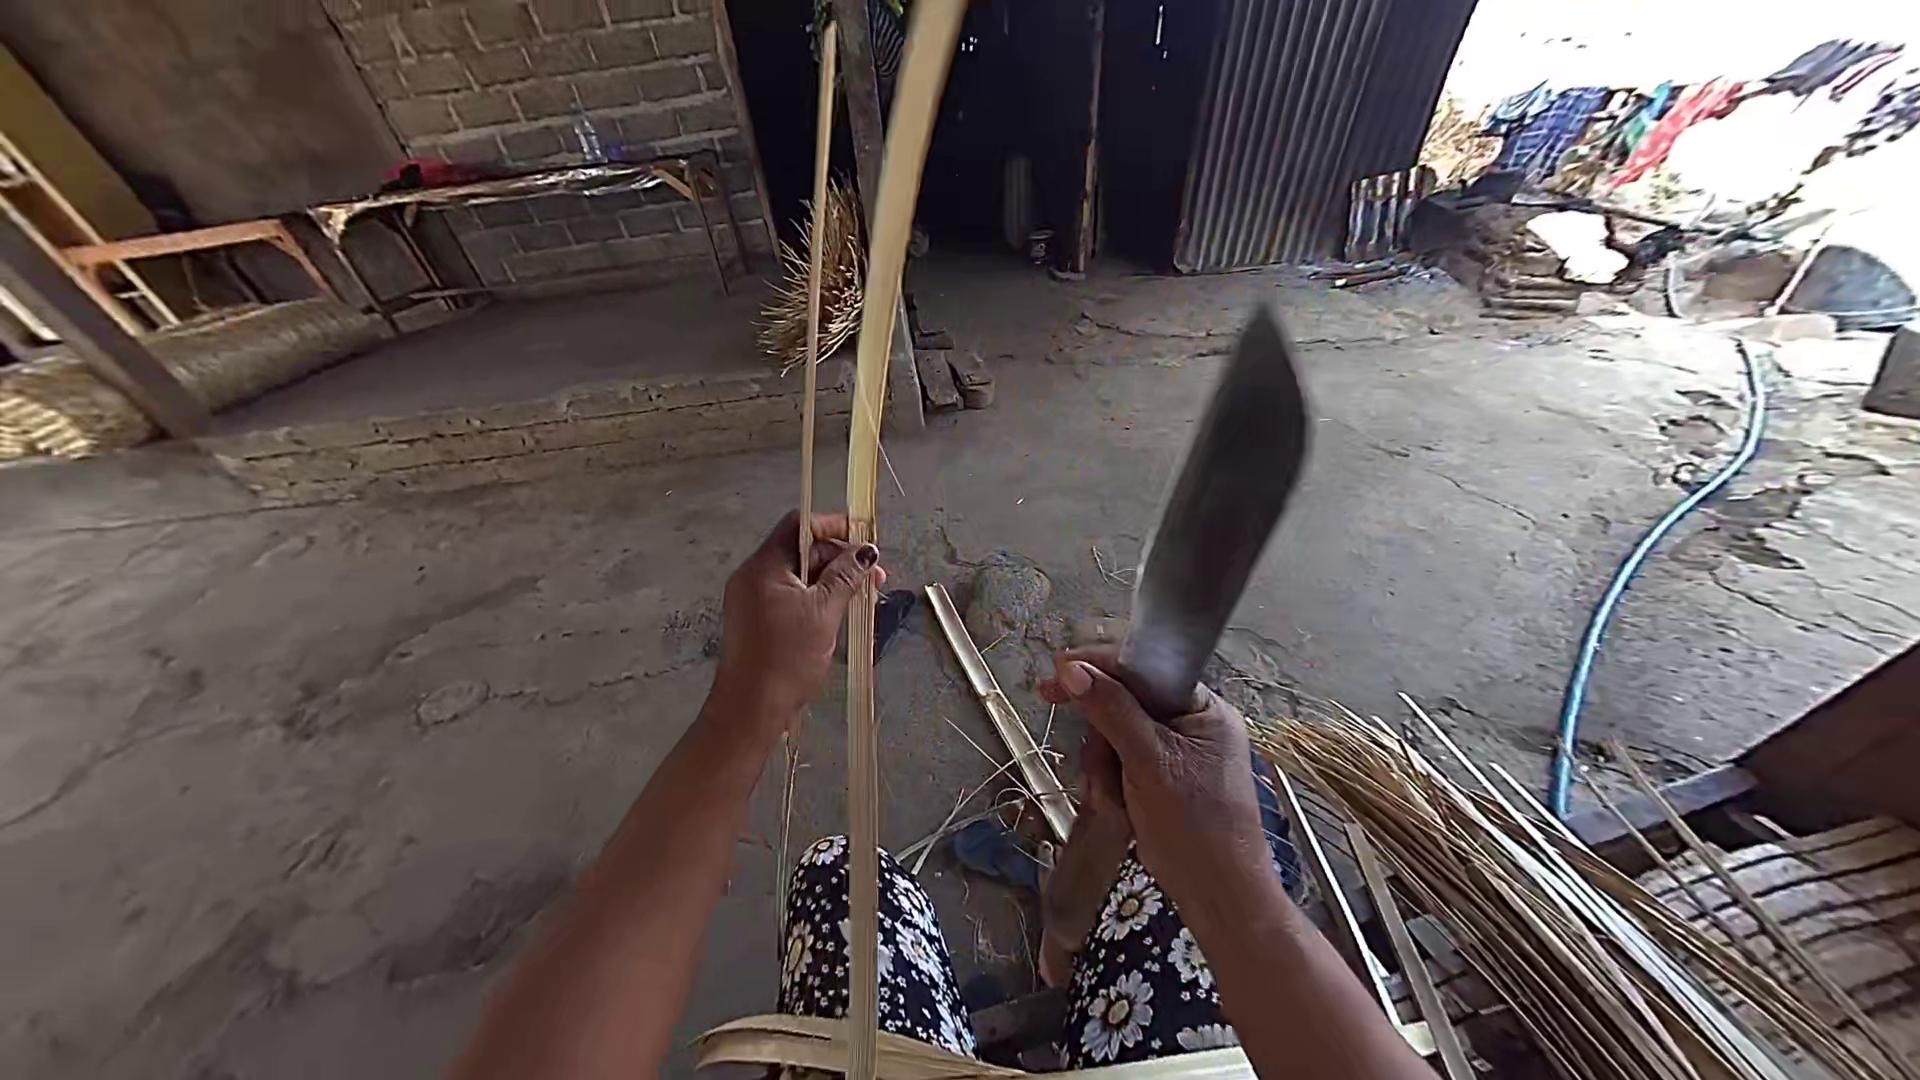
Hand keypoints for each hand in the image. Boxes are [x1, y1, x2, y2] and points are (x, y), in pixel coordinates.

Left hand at [713, 511, 885, 725]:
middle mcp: (754, 576)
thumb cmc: (786, 658)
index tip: (865, 538)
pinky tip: (842, 608)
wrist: (751, 710)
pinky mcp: (760, 619)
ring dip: (833, 579)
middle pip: (802, 550)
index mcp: (764, 567)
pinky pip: (793, 595)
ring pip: (800, 575)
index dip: (834, 526)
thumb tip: (867, 551)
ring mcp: (755, 598)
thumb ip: (845, 576)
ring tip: (865, 594)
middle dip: (840, 557)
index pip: (799, 526)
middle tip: (875, 574)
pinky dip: (818, 596)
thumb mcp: (823, 612)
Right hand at [1038, 648, 1270, 915]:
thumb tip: (1071, 669)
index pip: (1142, 668)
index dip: (1098, 667)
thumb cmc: (1194, 830)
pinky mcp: (1165, 775)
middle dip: (1102, 732)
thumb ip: (1111, 711)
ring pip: (1118, 732)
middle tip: (1092, 760)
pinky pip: (1124, 758)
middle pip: (1125, 700)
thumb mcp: (1148, 762)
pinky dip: (1113, 778)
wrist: (1221, 900)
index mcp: (1202, 707)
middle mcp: (1192, 721)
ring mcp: (1179, 750)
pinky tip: (1119, 803)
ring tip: (1115, 797)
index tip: (1056, 672)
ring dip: (1105, 762)